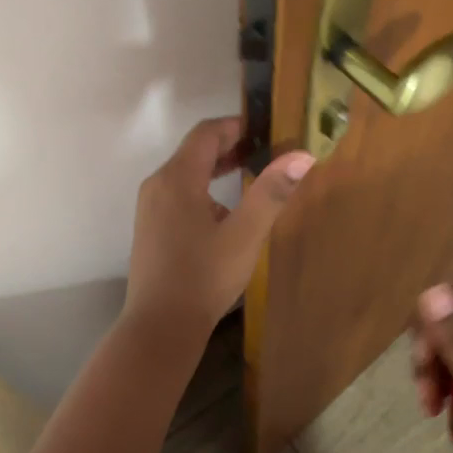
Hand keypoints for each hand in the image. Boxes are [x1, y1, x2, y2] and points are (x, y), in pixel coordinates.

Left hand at [124, 117, 313, 340]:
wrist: (160, 326)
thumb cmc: (204, 277)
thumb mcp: (245, 235)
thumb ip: (271, 192)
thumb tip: (302, 156)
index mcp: (177, 178)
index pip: (206, 133)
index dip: (236, 126)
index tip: (266, 129)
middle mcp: (158, 184)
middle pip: (194, 151)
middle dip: (229, 146)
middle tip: (265, 150)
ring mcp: (150, 207)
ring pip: (186, 173)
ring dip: (216, 168)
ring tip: (250, 175)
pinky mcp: (150, 227)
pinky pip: (178, 193)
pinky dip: (203, 189)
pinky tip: (225, 212)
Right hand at [411, 283, 452, 452]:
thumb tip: (433, 289)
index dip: (439, 316)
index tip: (425, 349)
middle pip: (450, 325)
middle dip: (431, 355)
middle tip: (426, 388)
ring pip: (447, 355)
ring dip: (434, 380)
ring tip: (430, 409)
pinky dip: (446, 400)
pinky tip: (450, 423)